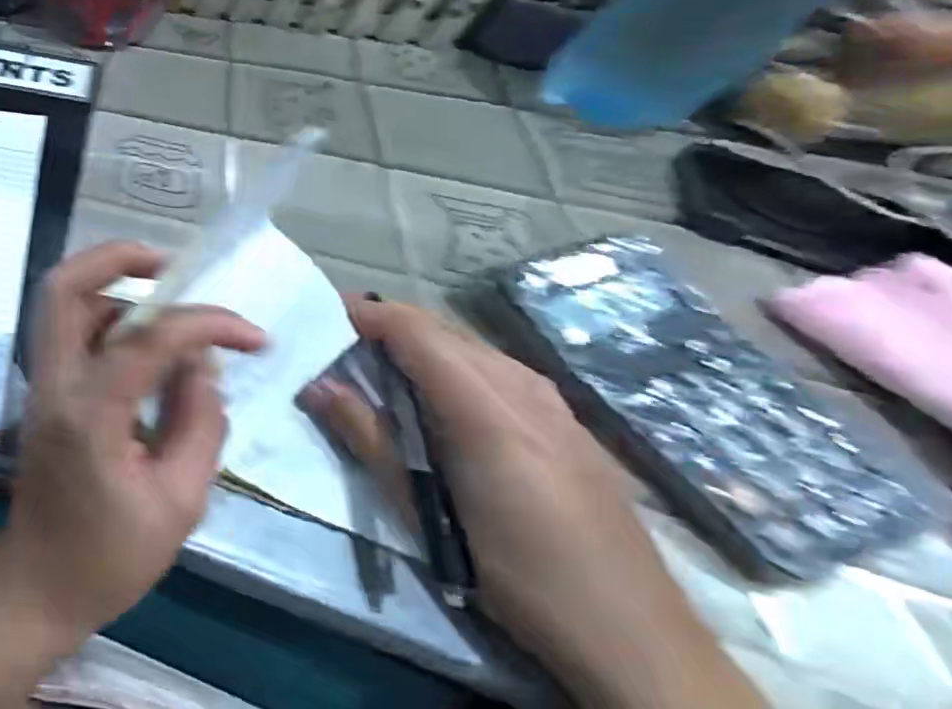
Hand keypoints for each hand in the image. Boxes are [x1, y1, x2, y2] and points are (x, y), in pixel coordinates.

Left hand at [0, 242, 264, 645]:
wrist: (38, 583)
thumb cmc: (109, 557)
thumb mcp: (179, 502)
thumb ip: (199, 423)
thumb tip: (204, 367)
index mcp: (89, 413)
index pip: (147, 338)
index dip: (205, 323)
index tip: (252, 334)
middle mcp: (55, 382)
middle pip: (62, 286)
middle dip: (116, 257)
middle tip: (170, 264)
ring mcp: (42, 382)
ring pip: (64, 301)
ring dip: (116, 289)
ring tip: (171, 311)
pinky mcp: (45, 388)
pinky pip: (73, 329)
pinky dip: (109, 317)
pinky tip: (148, 344)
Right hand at [301, 299, 761, 708]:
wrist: (636, 637)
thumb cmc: (516, 575)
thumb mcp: (426, 513)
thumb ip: (368, 438)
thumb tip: (316, 386)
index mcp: (484, 405)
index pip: (413, 329)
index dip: (366, 313)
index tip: (323, 317)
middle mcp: (521, 386)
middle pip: (440, 329)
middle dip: (387, 326)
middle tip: (342, 347)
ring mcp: (552, 401)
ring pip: (470, 346)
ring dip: (421, 346)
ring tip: (384, 372)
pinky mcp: (568, 420)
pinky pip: (497, 368)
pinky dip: (456, 365)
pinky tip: (445, 402)